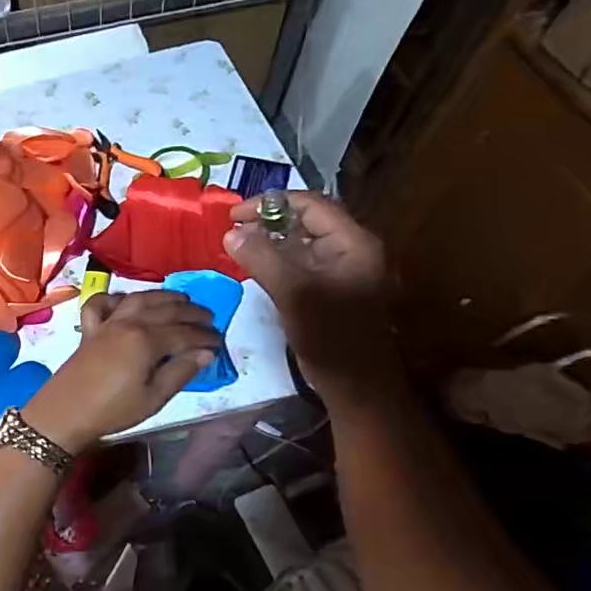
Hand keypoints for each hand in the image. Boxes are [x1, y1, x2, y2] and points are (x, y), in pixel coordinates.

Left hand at [19, 290, 220, 451]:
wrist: (64, 415)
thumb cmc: (113, 411)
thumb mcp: (154, 398)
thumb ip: (181, 372)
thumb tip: (206, 353)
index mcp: (146, 341)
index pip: (184, 333)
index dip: (205, 336)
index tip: (220, 341)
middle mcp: (129, 323)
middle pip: (166, 310)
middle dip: (191, 313)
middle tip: (209, 318)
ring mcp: (107, 323)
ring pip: (139, 299)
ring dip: (163, 296)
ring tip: (181, 300)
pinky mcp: (90, 329)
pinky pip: (102, 303)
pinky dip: (116, 298)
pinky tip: (126, 301)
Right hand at [223, 191, 393, 395]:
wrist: (358, 387)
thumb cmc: (332, 337)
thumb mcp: (294, 294)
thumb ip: (262, 259)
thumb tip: (232, 232)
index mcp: (353, 242)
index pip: (311, 205)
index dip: (271, 203)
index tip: (236, 214)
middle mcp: (352, 250)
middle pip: (308, 222)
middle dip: (270, 222)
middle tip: (235, 231)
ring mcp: (344, 271)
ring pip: (304, 244)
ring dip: (272, 242)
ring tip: (240, 247)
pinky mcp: (333, 290)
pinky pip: (304, 265)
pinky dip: (280, 262)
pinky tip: (256, 267)